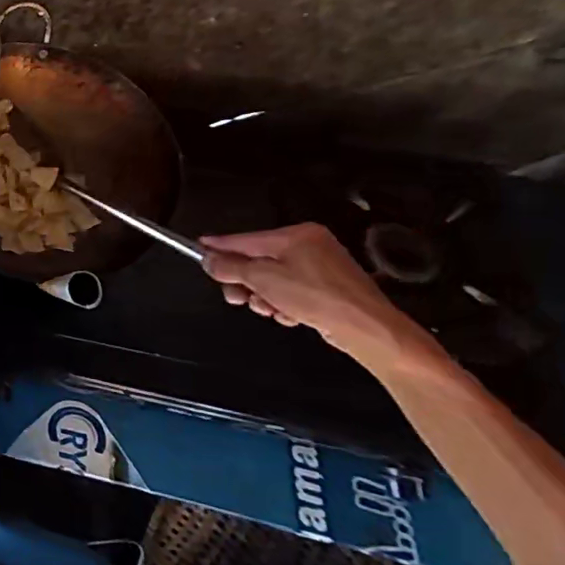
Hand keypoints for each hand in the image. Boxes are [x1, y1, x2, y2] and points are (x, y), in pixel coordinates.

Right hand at [200, 223, 449, 378]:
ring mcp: (320, 267)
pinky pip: (290, 291)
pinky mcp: (328, 288)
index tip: (197, 246)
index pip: (245, 238)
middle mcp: (309, 245)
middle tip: (236, 296)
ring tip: (271, 309)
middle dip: (245, 281)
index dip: (218, 245)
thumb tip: (209, 260)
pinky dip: (284, 303)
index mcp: (296, 235)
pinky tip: (290, 315)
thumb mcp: (263, 279)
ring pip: (272, 279)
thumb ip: (231, 267)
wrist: (367, 329)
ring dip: (264, 296)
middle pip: (257, 260)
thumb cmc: (317, 298)